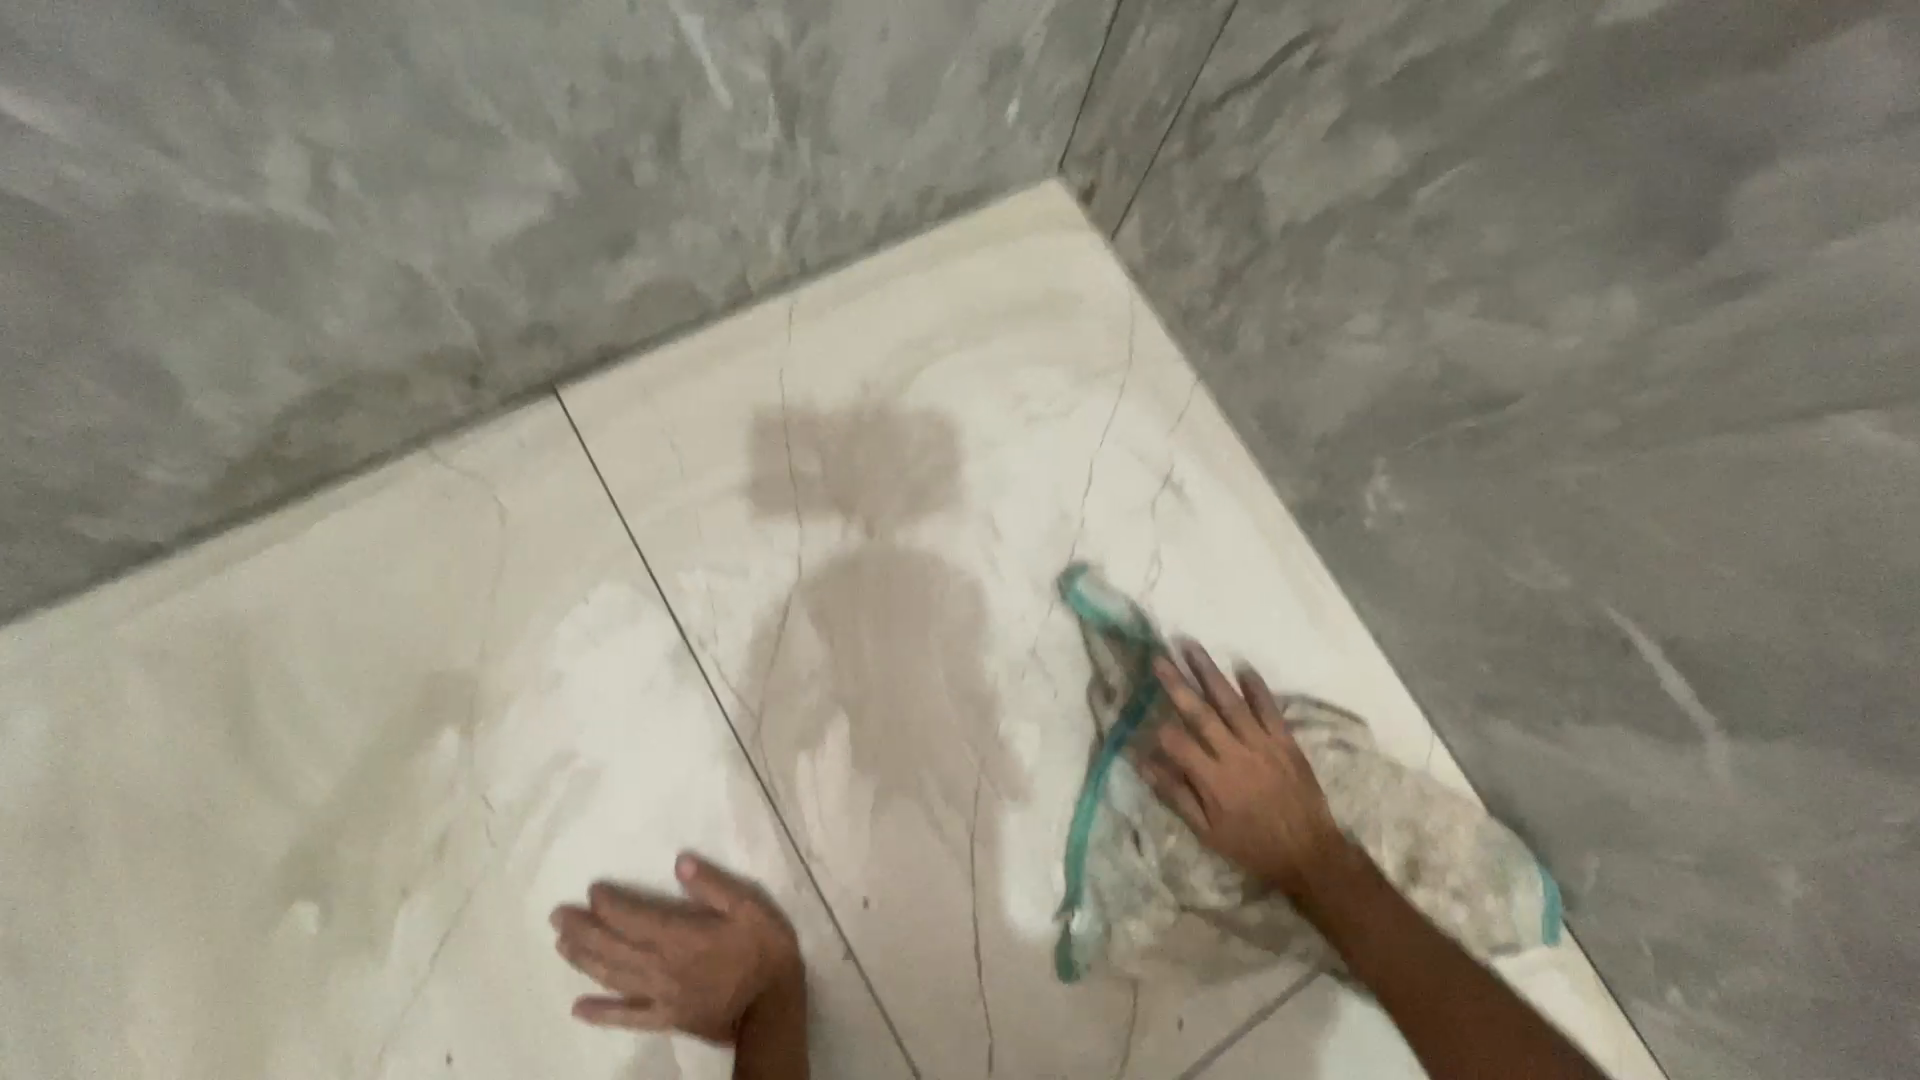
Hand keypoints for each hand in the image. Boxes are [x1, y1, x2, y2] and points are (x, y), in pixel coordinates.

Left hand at [550, 852, 804, 1044]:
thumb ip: (712, 886)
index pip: (633, 918)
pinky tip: (579, 1008)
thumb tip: (679, 863)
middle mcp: (661, 966)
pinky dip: (601, 1013)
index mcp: (680, 936)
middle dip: (583, 929)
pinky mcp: (666, 1018)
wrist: (773, 1005)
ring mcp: (660, 996)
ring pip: (612, 976)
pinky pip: (627, 1017)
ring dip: (584, 960)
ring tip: (560, 945)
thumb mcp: (748, 907)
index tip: (592, 890)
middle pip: (613, 947)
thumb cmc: (764, 949)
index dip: (608, 904)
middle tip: (557, 916)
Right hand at [1135, 641, 1348, 899]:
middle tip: (1160, 657)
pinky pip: (1269, 708)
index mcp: (1212, 780)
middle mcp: (1235, 755)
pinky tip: (1242, 667)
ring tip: (1191, 647)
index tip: (1144, 717)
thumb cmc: (1251, 845)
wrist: (1309, 852)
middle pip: (1200, 712)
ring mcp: (1263, 744)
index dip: (1158, 728)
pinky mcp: (1286, 741)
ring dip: (1209, 672)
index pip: (1176, 742)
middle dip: (1177, 683)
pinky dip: (1256, 687)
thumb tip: (1142, 762)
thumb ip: (1174, 794)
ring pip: (1231, 701)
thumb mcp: (1206, 831)